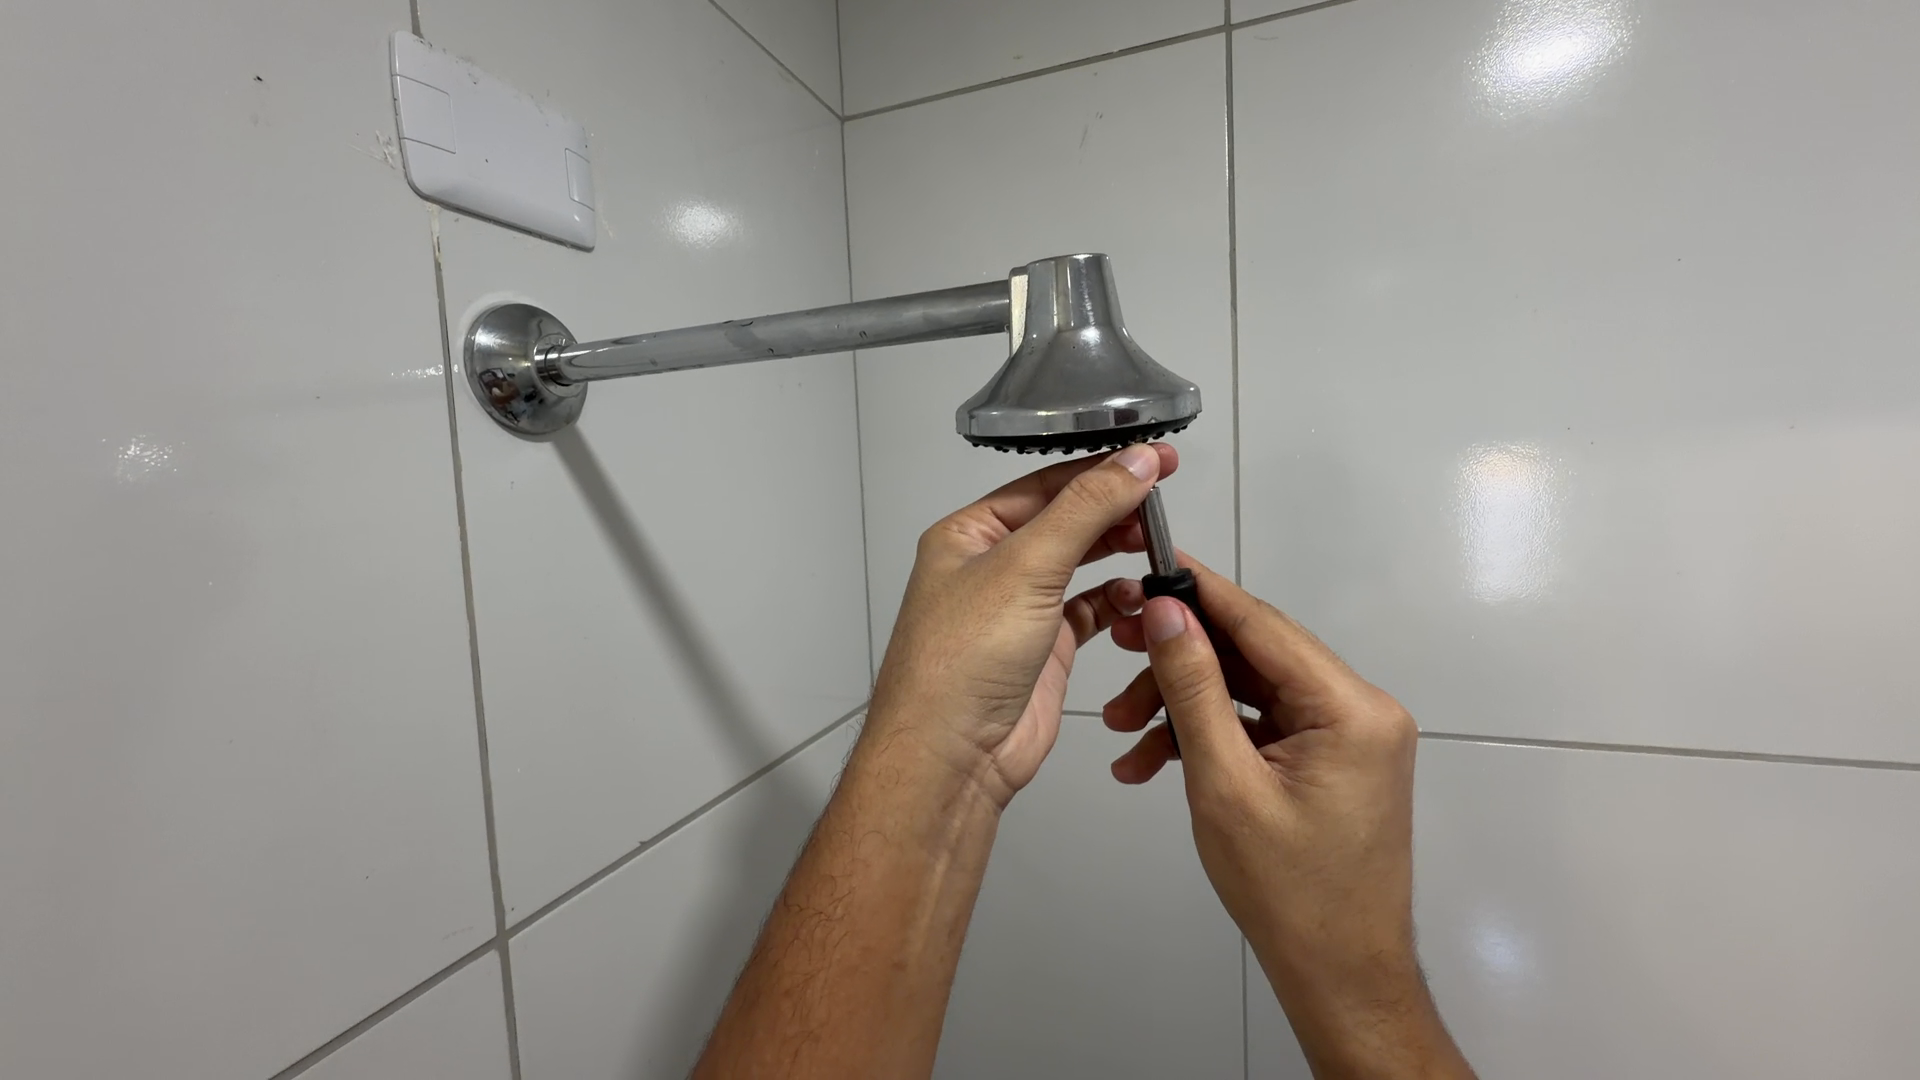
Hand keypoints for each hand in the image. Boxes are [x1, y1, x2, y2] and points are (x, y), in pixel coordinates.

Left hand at [864, 442, 1177, 808]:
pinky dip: (1115, 603)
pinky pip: (1089, 611)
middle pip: (1064, 521)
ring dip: (1116, 555)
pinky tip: (1135, 599)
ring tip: (1155, 546)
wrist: (953, 755)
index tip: (1153, 459)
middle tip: (1162, 503)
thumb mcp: (1026, 567)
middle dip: (1113, 511)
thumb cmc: (960, 661)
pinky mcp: (1044, 647)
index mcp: (969, 535)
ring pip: (1079, 565)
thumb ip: (1085, 510)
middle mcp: (991, 568)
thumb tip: (1134, 462)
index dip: (1100, 469)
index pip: (1044, 486)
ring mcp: (1018, 608)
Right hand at [1102, 558, 1474, 1079]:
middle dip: (1176, 660)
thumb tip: (1165, 610)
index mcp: (1350, 709)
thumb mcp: (1222, 781)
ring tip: (1119, 733)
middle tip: (1113, 648)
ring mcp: (1340, 734)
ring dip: (1179, 706)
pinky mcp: (1321, 757)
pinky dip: (1202, 736)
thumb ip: (1193, 688)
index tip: (1149, 562)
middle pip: (1250, 656)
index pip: (1263, 625)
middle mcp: (1356, 709)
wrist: (1336, 979)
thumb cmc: (1284, 889)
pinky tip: (1147, 761)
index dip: (1201, 591)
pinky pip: (1253, 725)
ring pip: (1244, 691)